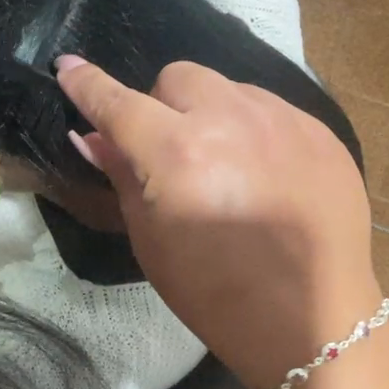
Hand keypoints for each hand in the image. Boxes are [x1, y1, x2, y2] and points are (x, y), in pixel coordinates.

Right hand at [56, 57, 380, 382]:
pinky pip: (270, 109)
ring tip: (221, 165)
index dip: (88, 85)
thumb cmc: (213, 293)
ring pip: (227, 88)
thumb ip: (122, 176)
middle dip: (160, 105)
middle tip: (166, 152)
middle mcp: (230, 120)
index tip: (67, 68)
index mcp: (177, 154)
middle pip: (177, 78)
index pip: (118, 103)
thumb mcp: (151, 241)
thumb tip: (93, 137)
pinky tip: (262, 176)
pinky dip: (252, 130)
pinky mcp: (321, 133)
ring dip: (208, 113)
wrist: (311, 320)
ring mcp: (283, 121)